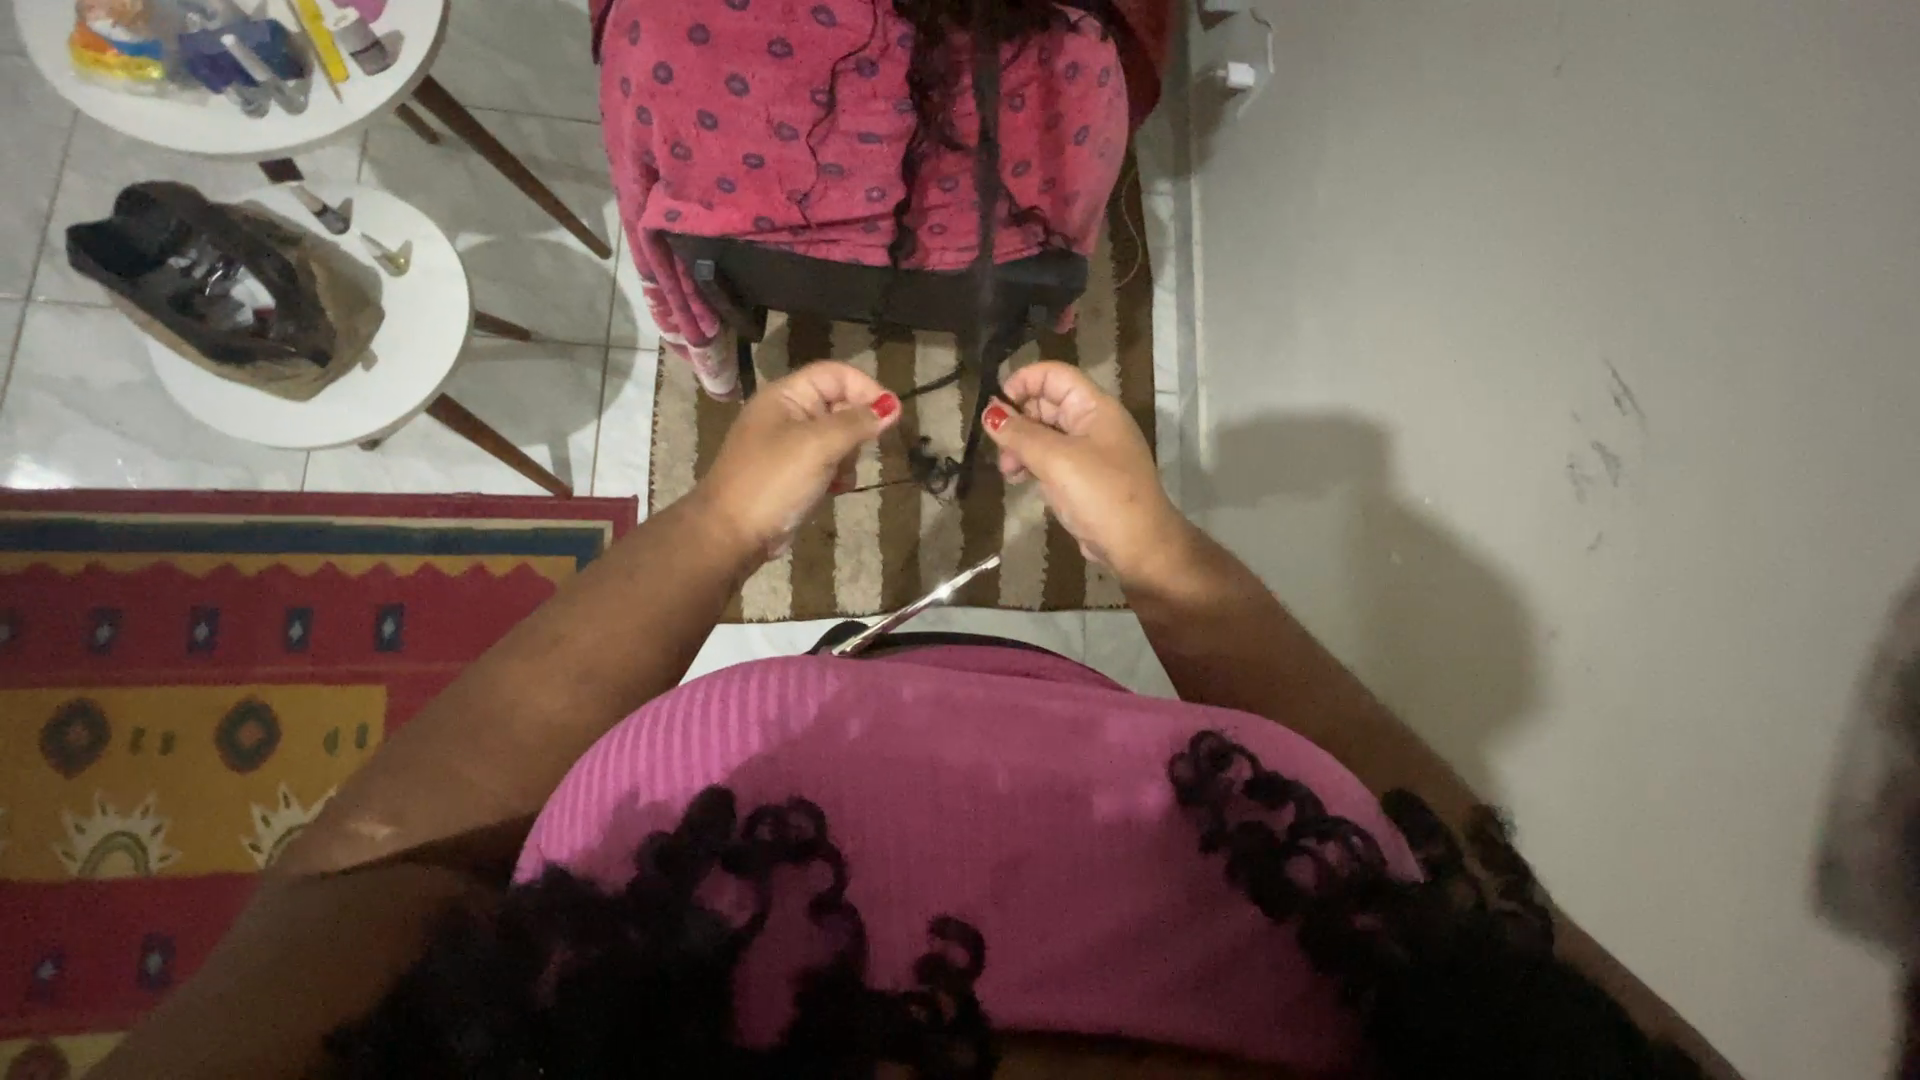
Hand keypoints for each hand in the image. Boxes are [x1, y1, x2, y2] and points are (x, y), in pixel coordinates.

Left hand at [691, 362, 901, 558]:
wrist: (732, 533)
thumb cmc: (773, 481)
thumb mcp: (819, 446)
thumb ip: (857, 423)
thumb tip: (892, 407)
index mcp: (786, 395)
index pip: (836, 374)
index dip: (866, 388)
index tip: (892, 415)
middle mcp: (788, 414)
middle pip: (839, 404)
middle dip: (858, 427)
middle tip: (864, 450)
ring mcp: (790, 445)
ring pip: (838, 437)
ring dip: (849, 455)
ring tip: (842, 475)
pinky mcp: (794, 473)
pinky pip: (829, 463)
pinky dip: (838, 474)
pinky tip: (837, 489)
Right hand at [982, 362, 1185, 575]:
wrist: (1137, 545)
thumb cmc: (1101, 494)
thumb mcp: (1056, 460)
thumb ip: (1020, 434)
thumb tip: (989, 412)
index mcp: (1095, 407)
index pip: (1054, 375)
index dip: (1023, 382)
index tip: (995, 405)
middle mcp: (1092, 423)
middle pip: (1046, 404)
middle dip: (1017, 420)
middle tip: (998, 446)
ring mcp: (1089, 451)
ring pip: (1044, 434)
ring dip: (1020, 446)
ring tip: (1007, 470)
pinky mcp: (1082, 478)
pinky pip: (1050, 459)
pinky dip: (1031, 464)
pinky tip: (1019, 479)